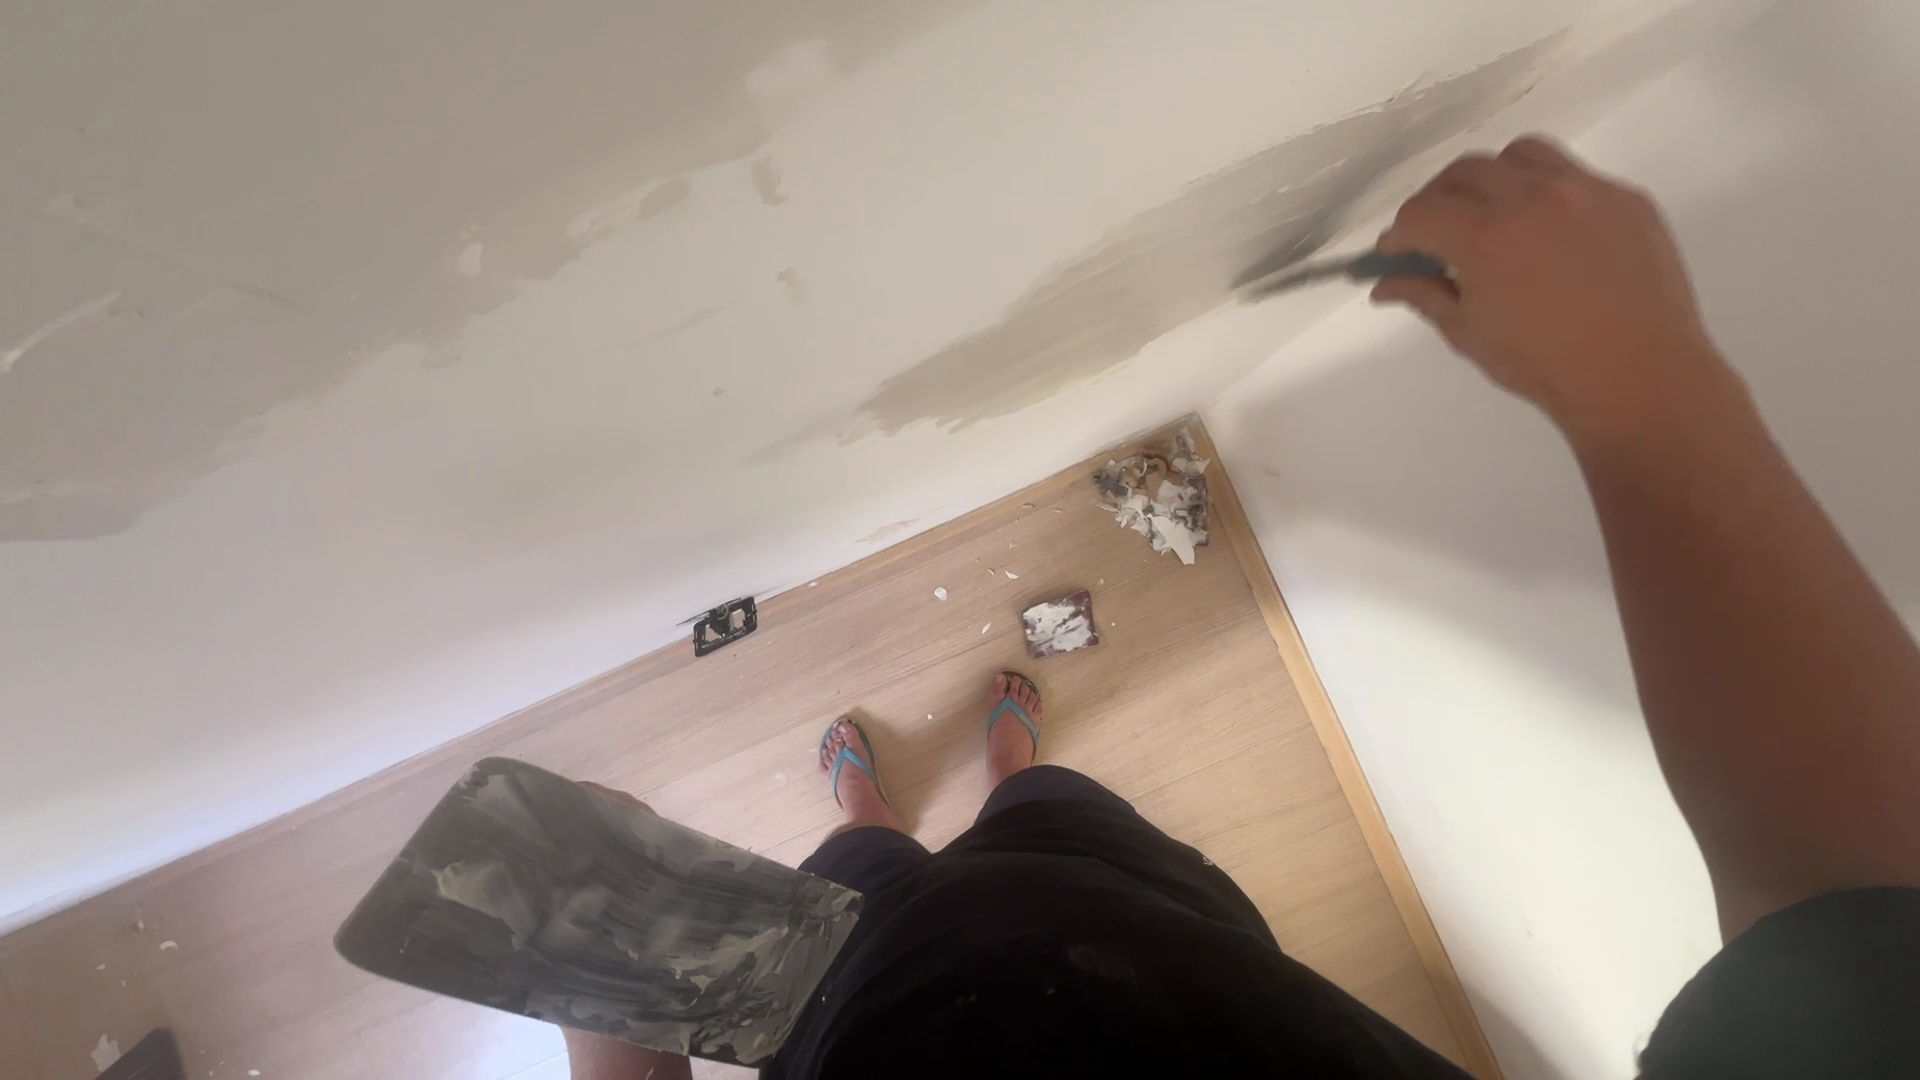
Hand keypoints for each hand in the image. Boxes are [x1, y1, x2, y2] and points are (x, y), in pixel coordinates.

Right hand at [1373, 137, 1730, 434]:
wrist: (1634, 371)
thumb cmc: (1536, 362)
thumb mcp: (1465, 332)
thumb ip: (1423, 295)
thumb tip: (1386, 284)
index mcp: (1486, 238)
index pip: (1420, 213)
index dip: (1396, 236)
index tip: (1391, 257)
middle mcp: (1533, 198)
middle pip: (1463, 172)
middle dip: (1433, 201)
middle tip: (1429, 237)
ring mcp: (1585, 190)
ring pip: (1519, 155)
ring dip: (1487, 179)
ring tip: (1486, 218)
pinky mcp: (1623, 196)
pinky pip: (1569, 173)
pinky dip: (1537, 191)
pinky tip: (1538, 234)